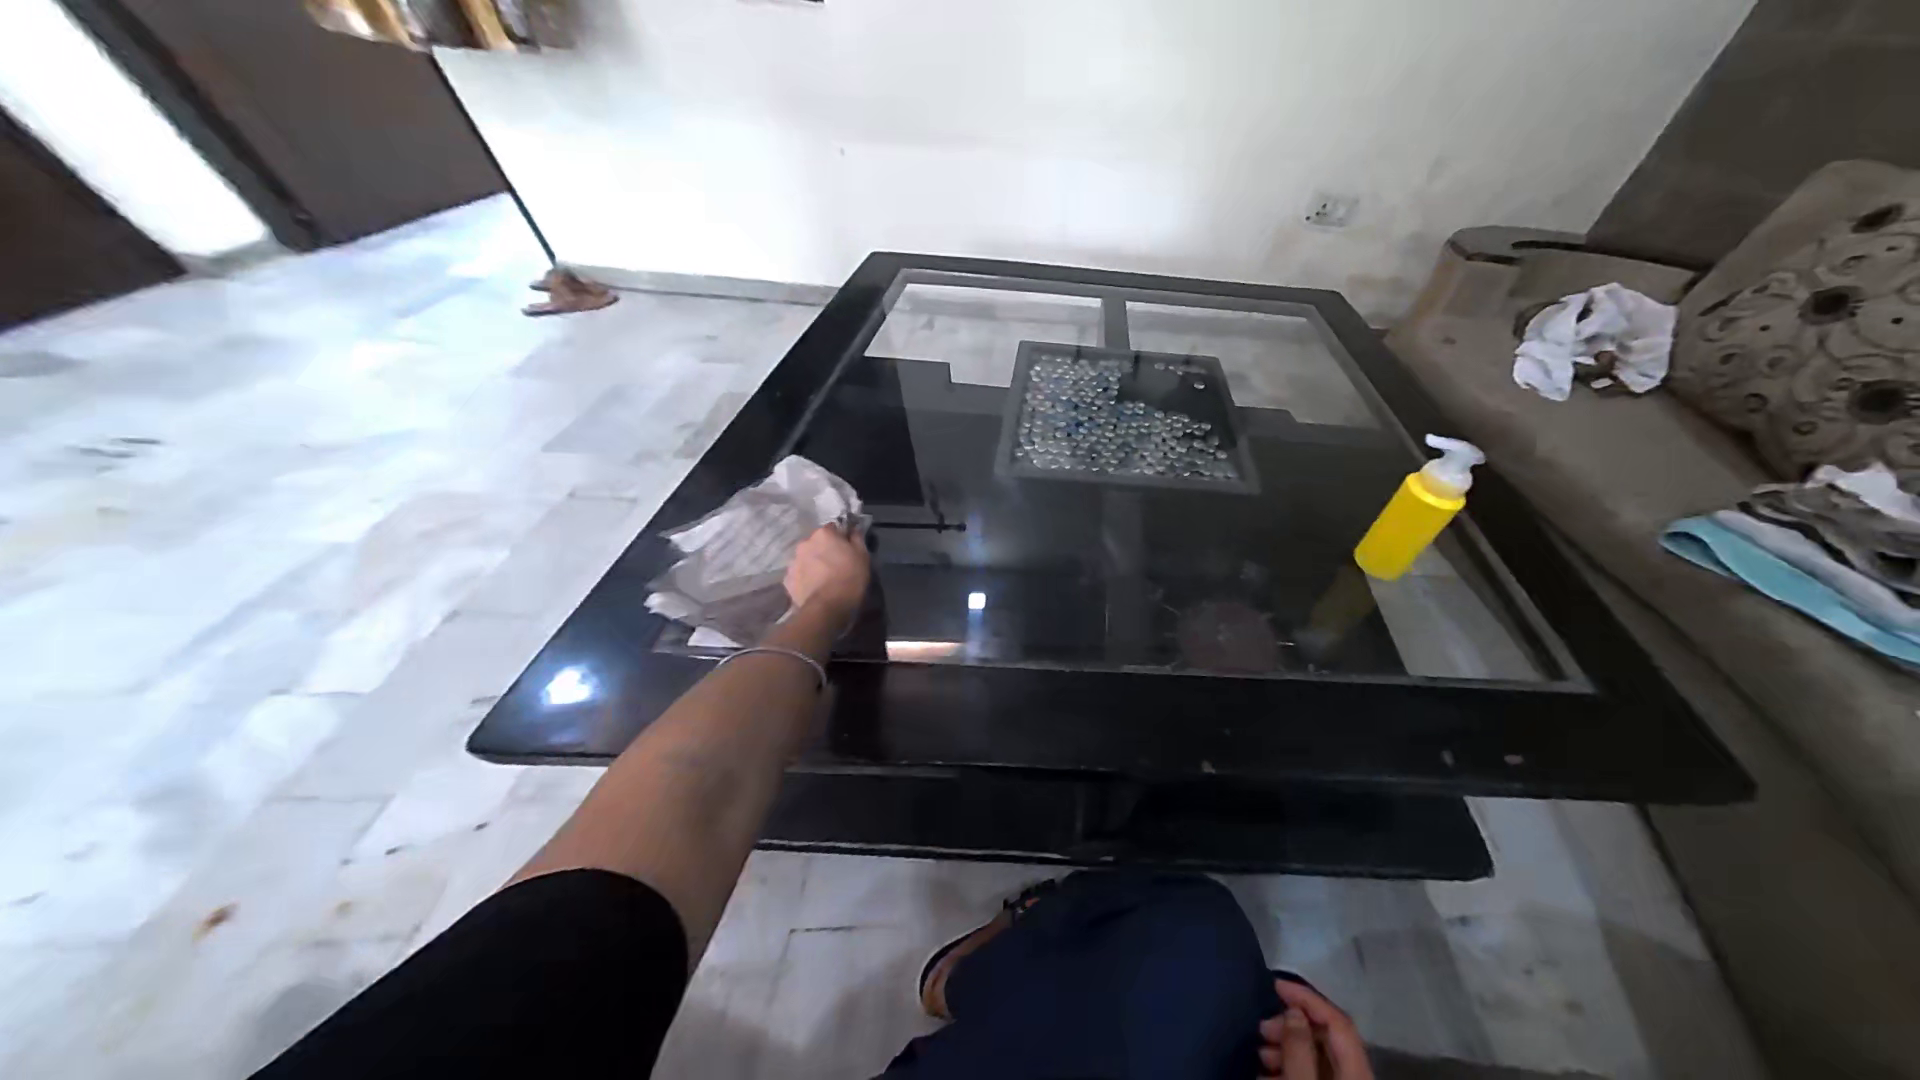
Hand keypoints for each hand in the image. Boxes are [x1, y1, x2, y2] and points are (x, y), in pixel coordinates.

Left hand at [785, 524, 869, 621]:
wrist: (827, 608)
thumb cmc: (850, 578)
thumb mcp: (863, 556)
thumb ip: (857, 538)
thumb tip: (853, 529)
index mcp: (823, 533)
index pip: (833, 528)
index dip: (841, 538)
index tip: (847, 549)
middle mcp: (805, 543)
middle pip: (816, 543)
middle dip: (824, 550)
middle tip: (835, 565)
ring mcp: (793, 561)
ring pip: (805, 558)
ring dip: (813, 564)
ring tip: (823, 579)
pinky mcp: (787, 579)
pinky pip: (798, 574)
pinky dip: (805, 578)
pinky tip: (813, 588)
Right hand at [1257, 980, 1371, 1079]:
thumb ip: (1298, 1049)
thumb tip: (1293, 1010)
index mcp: (1357, 1070)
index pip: (1338, 1021)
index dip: (1308, 997)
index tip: (1276, 984)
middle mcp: (1358, 1074)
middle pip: (1328, 1036)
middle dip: (1291, 1024)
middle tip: (1263, 1029)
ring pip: (1319, 1054)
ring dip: (1287, 1046)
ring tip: (1263, 1053)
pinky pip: (1315, 1071)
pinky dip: (1293, 1063)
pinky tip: (1270, 1070)